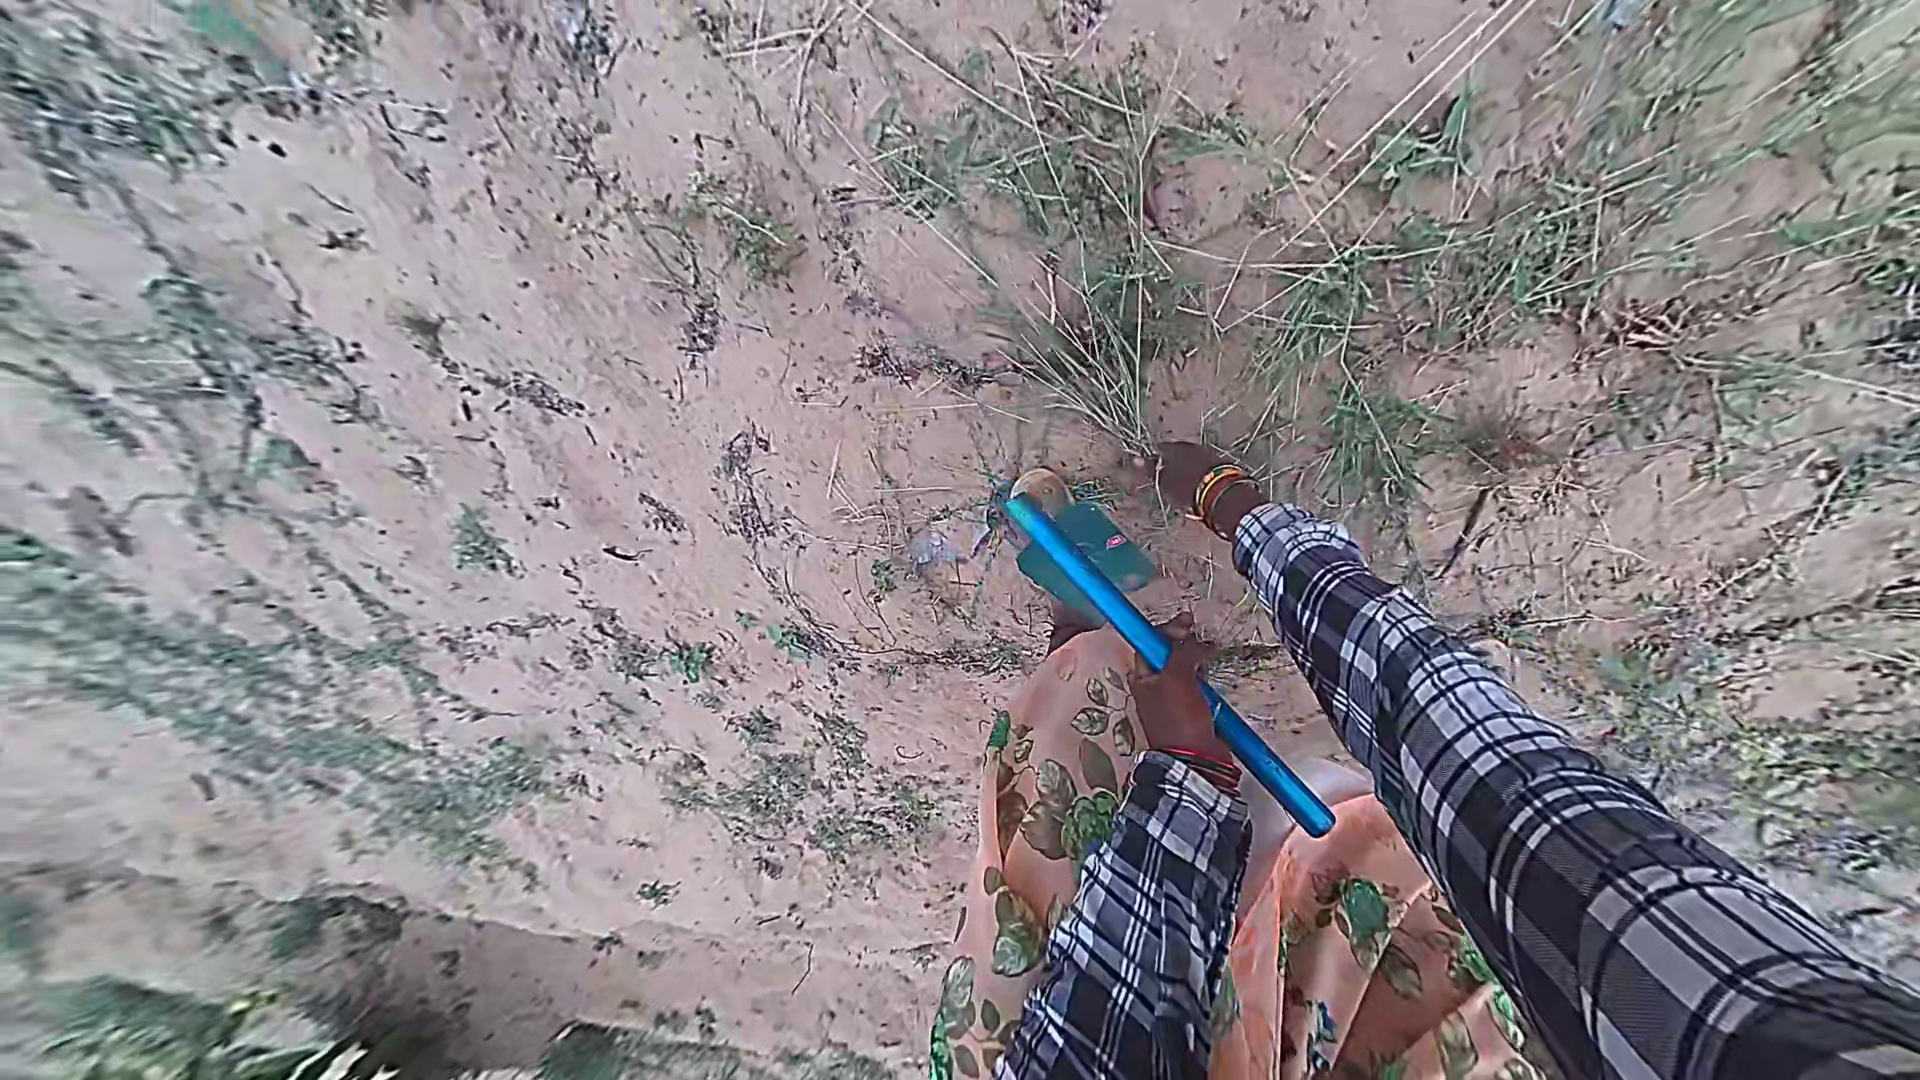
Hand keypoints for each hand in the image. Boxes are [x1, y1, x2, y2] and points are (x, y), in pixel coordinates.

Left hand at [1128, 613, 1230, 759]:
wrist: (1197, 759)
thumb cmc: (1179, 718)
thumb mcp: (1177, 679)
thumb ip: (1184, 654)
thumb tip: (1197, 641)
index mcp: (1142, 677)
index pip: (1149, 643)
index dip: (1166, 630)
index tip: (1187, 623)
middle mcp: (1154, 684)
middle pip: (1166, 653)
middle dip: (1182, 641)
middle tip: (1198, 633)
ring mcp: (1172, 696)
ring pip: (1183, 667)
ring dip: (1195, 657)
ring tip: (1208, 652)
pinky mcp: (1190, 707)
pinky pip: (1196, 683)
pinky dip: (1204, 674)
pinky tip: (1211, 671)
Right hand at [1151, 442, 1230, 515]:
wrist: (1221, 492)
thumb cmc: (1186, 488)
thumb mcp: (1163, 482)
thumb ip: (1149, 469)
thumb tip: (1135, 459)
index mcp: (1173, 448)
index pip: (1159, 449)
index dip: (1155, 460)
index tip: (1154, 472)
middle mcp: (1190, 446)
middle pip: (1178, 451)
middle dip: (1173, 462)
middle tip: (1169, 478)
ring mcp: (1207, 452)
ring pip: (1192, 457)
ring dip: (1187, 466)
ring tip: (1184, 483)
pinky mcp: (1221, 462)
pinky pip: (1205, 464)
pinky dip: (1200, 471)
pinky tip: (1199, 483)